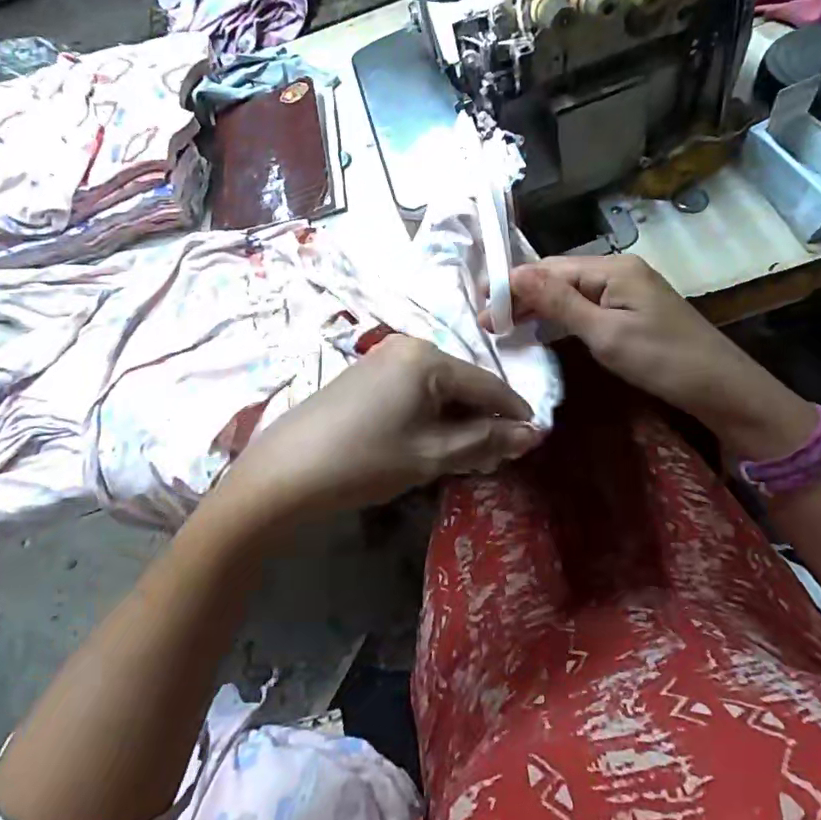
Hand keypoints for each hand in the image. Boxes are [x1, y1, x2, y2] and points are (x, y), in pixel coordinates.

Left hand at [213, 335, 542, 530]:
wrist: (285, 472)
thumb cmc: (366, 460)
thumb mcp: (433, 454)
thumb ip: (486, 440)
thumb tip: (532, 433)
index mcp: (428, 357)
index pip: (488, 385)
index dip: (514, 413)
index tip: (535, 439)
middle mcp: (407, 347)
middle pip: (462, 384)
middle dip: (483, 420)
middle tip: (497, 457)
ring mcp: (381, 359)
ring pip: (437, 390)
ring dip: (456, 420)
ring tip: (467, 457)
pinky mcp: (363, 376)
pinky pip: (413, 392)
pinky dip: (430, 416)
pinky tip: (431, 443)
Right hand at [488, 255, 816, 458]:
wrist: (721, 388)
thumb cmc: (663, 360)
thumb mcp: (606, 334)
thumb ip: (560, 303)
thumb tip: (515, 275)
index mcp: (612, 268)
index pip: (549, 269)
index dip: (513, 289)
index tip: (483, 314)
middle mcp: (618, 269)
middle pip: (559, 276)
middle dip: (522, 297)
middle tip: (488, 325)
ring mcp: (628, 288)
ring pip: (571, 291)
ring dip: (539, 307)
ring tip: (507, 328)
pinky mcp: (632, 309)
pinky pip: (587, 305)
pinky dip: (562, 316)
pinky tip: (544, 329)